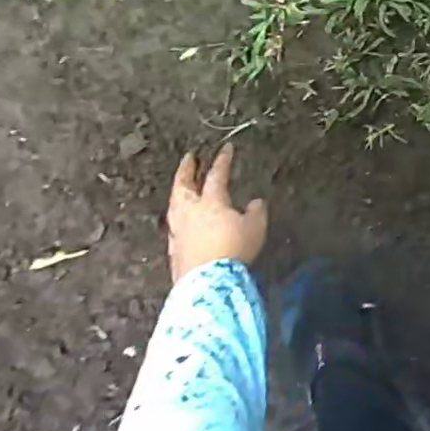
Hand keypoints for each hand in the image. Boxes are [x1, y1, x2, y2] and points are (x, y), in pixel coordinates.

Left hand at [166, 143, 267, 280]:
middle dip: (187, 169)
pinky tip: (179, 219)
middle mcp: (190, 212)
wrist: (207, 282)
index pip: (216, 176)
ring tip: (181, 185)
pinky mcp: (173, 249)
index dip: (222, 161)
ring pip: (174, 204)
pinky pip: (173, 225)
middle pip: (184, 186)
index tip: (225, 148)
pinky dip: (177, 215)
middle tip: (189, 157)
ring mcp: (178, 231)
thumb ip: (256, 211)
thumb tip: (254, 202)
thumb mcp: (255, 226)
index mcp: (211, 202)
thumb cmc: (234, 249)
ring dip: (178, 191)